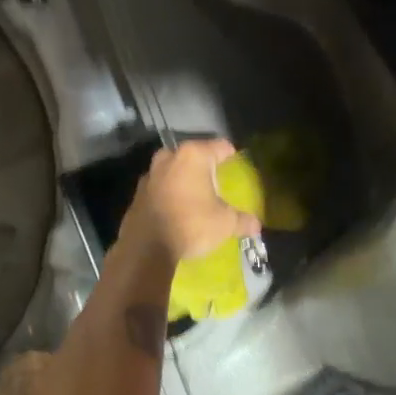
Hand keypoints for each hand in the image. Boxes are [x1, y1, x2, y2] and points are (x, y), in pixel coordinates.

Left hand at [122, 139, 261, 260]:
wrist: (147, 247)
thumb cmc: (191, 225)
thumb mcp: (225, 224)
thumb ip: (243, 221)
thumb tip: (257, 225)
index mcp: (194, 156)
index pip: (221, 147)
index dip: (232, 156)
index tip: (237, 167)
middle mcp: (170, 157)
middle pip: (194, 155)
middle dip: (204, 167)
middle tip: (215, 183)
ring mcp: (151, 174)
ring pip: (174, 170)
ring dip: (184, 179)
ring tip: (195, 197)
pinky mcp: (138, 192)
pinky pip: (160, 187)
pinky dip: (169, 193)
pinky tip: (176, 209)